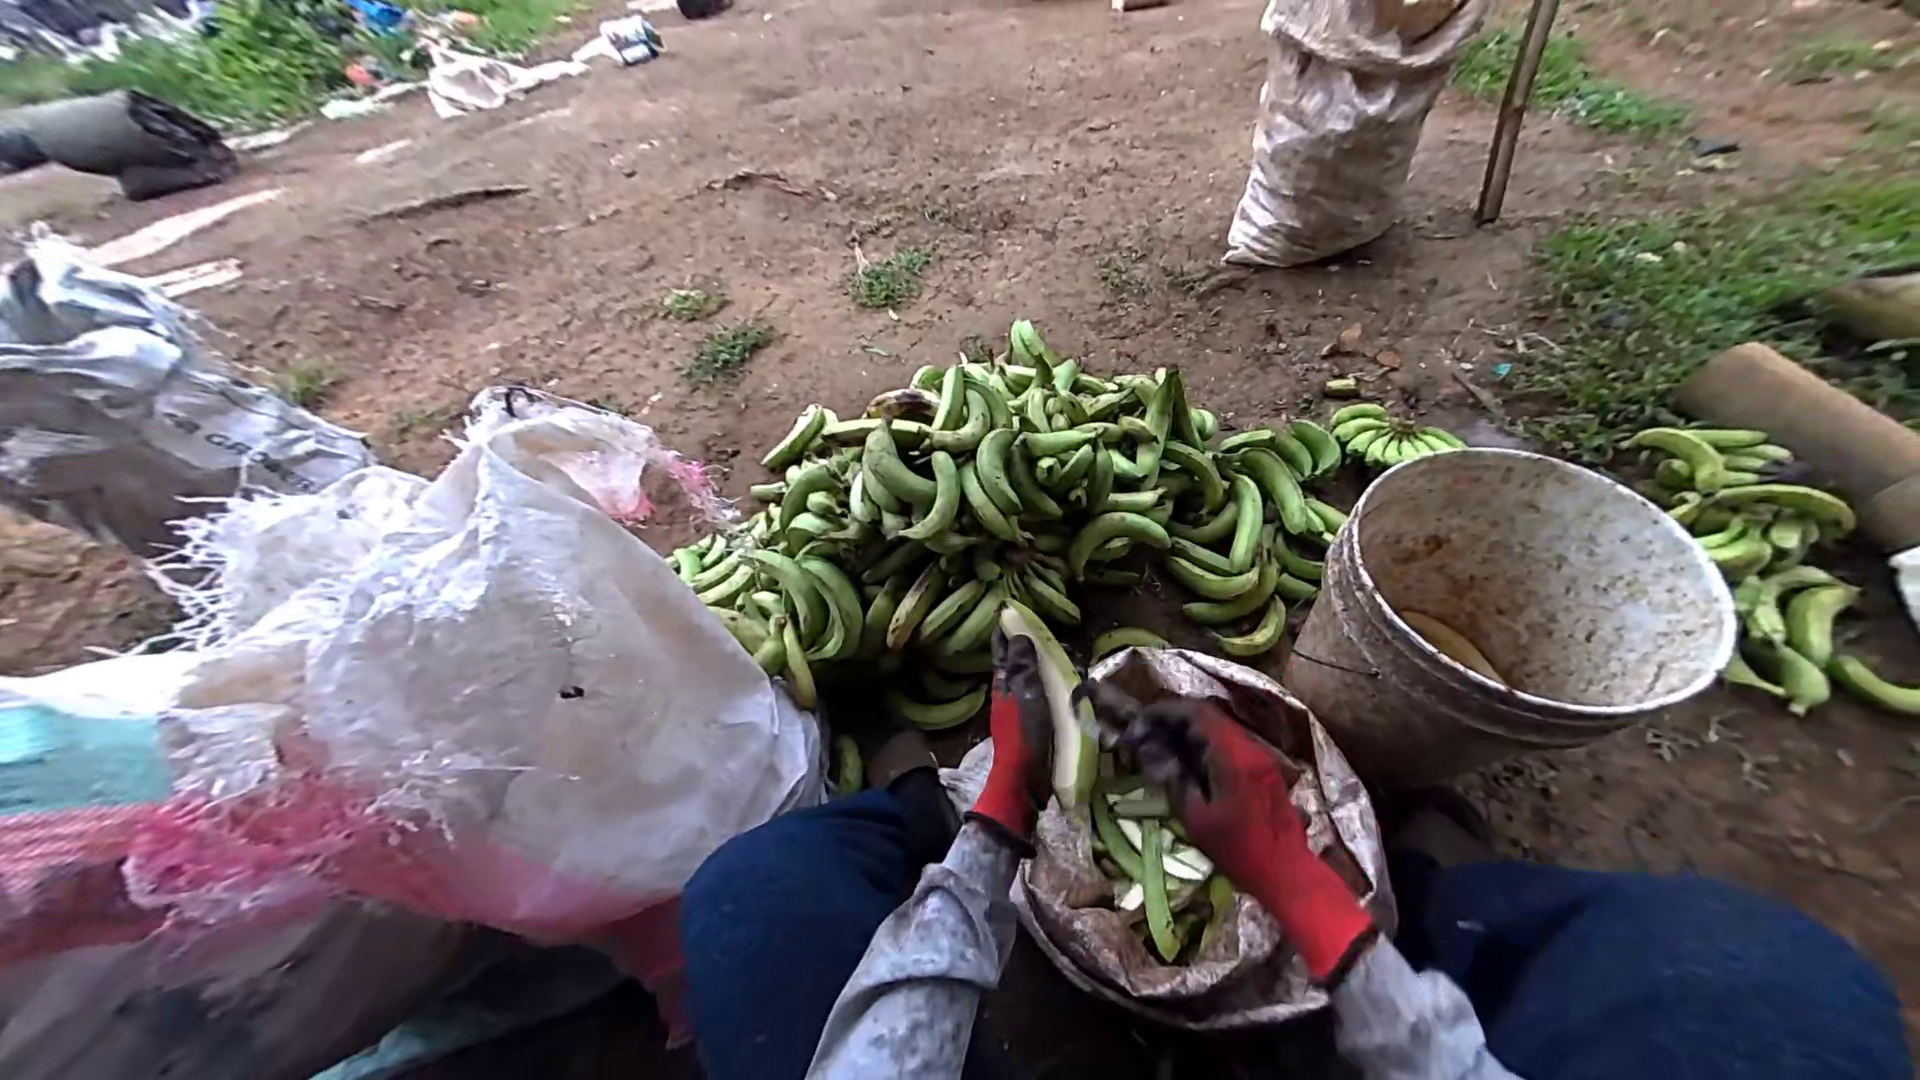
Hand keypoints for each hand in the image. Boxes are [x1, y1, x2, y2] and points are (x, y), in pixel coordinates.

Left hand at [966, 629, 1053, 849]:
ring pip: (1022, 676)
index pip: (1001, 648)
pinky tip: (1054, 683)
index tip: (1009, 610)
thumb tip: (1017, 633)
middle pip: (1010, 661)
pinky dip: (1041, 682)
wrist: (1023, 777)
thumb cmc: (1025, 732)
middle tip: (1033, 626)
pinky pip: (1033, 693)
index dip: (1004, 629)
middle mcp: (1005, 692)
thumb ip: (1023, 665)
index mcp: (1003, 682)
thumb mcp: (1027, 694)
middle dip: (1018, 643)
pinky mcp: (1025, 722)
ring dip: (1031, 662)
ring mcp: (1014, 708)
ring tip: (1047, 650)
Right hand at [1140, 700, 1375, 982]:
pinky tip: (1187, 761)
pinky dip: (1204, 744)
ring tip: (1162, 745)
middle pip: (1207, 717)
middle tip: (1147, 733)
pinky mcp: (1263, 769)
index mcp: (1234, 757)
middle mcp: (1250, 749)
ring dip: (1188, 731)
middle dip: (1173, 720)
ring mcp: (1260, 757)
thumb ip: (1174, 780)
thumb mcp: (1197, 819)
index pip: (1196, 714)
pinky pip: (1228, 744)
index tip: (1142, 722)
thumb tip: (1153, 755)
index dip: (1165, 712)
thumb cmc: (1241, 851)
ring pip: (1218, 729)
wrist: (1290, 877)